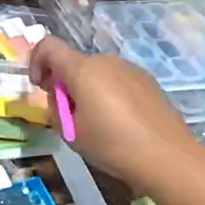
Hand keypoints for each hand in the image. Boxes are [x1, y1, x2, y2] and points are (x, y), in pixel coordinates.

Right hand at [30, 37, 202, 190]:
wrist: (168, 158)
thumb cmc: (112, 145)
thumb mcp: (71, 132)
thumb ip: (56, 108)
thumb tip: (60, 96)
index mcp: (82, 69)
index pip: (48, 46)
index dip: (37, 61)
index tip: (41, 87)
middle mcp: (104, 60)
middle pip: (73, 62)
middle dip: (64, 82)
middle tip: (68, 114)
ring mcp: (128, 68)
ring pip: (96, 72)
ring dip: (87, 88)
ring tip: (96, 122)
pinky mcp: (146, 80)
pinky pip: (116, 80)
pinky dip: (108, 93)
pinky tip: (120, 122)